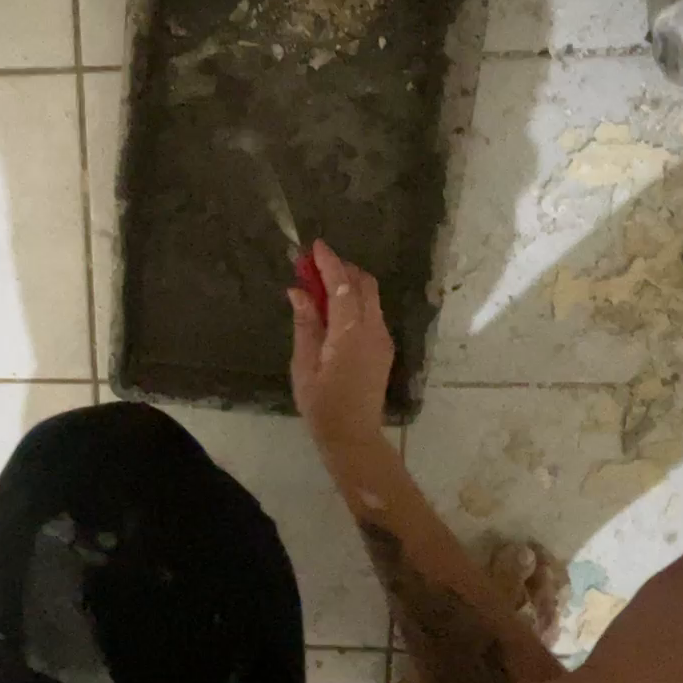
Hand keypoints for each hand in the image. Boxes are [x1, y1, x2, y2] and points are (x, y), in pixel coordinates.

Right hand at [288, 240, 393, 449]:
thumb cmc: (322, 404)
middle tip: (312, 267)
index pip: (343, 285)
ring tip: (318, 288)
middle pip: (364, 284)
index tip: (314, 246)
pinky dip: (354, 301)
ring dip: (348, 284)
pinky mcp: (383, 348)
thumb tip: (298, 291)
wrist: (352, 436)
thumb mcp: (304, 363)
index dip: (329, 262)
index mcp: (350, 332)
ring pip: (370, 297)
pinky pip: (371, 312)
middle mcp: (373, 329)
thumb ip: (305, 323)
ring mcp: (383, 339)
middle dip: (341, 269)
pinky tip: (331, 311)